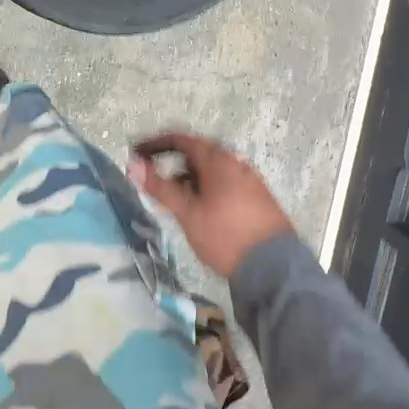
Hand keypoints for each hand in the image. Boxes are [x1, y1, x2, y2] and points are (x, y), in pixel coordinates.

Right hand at [128, 131, 294, 278]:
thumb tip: (133, 164)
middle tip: (155, 181)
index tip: (136, 154)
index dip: (155, 144)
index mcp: (217, 160)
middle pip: (197, 153)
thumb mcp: (187, 213)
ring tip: (177, 201)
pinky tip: (202, 210)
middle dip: (172, 163)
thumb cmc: (224, 236)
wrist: (275, 268)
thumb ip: (159, 187)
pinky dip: (207, 188)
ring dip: (190, 178)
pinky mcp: (259, 197)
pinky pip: (226, 182)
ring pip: (212, 170)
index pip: (180, 139)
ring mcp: (250, 179)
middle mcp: (235, 162)